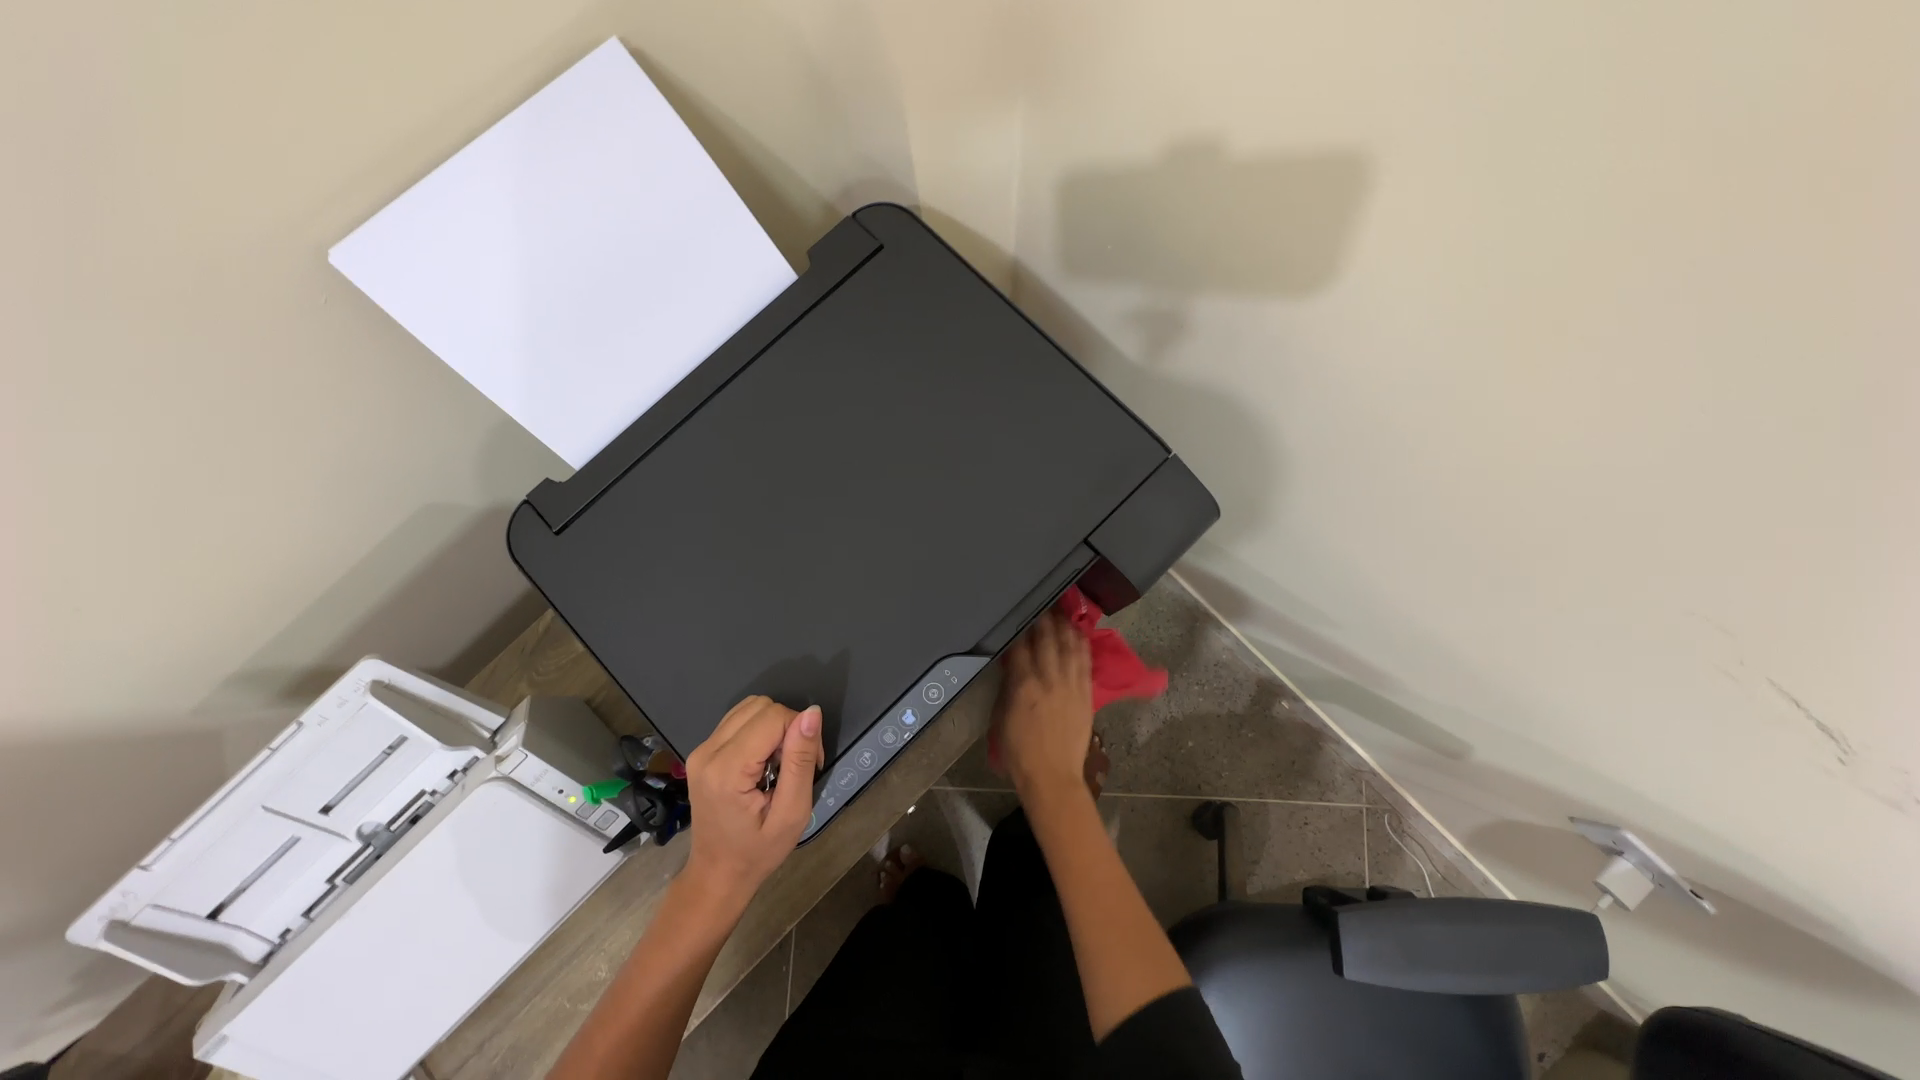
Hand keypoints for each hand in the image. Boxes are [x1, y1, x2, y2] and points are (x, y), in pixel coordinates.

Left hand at [681, 696, 824, 904]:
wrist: (718, 873)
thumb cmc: (758, 852)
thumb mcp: (792, 813)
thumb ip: (801, 760)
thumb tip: (812, 713)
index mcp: (727, 770)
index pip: (773, 716)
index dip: (801, 732)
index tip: (810, 765)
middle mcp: (708, 752)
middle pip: (761, 706)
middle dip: (788, 727)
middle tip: (793, 766)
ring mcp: (701, 749)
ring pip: (749, 707)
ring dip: (773, 726)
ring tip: (778, 764)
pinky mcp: (702, 751)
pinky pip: (737, 720)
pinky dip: (759, 730)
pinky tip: (762, 761)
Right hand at [996, 610, 1093, 800]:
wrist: (1052, 776)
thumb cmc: (1020, 752)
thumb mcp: (1002, 717)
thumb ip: (1009, 687)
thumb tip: (1012, 665)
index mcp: (1024, 685)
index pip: (1021, 646)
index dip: (1019, 629)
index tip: (1018, 617)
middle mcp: (1050, 679)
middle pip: (1047, 639)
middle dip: (1044, 619)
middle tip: (1041, 605)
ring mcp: (1071, 685)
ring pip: (1069, 646)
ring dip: (1064, 626)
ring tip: (1060, 613)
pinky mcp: (1086, 694)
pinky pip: (1085, 662)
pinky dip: (1081, 644)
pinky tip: (1078, 634)